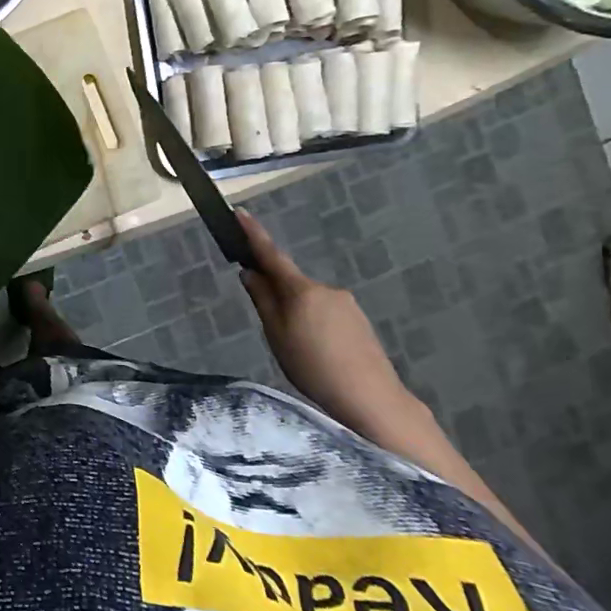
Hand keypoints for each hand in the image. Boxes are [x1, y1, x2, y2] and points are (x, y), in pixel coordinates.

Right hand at [237, 210, 422, 428]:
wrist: (370, 397)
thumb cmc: (312, 367)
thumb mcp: (277, 336)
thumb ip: (263, 300)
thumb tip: (250, 272)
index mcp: (301, 290)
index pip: (272, 255)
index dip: (254, 235)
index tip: (240, 213)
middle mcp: (326, 288)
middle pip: (292, 283)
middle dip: (278, 296)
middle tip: (272, 329)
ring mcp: (346, 303)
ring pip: (310, 301)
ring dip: (299, 316)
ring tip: (299, 353)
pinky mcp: (359, 320)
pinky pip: (327, 314)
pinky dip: (316, 326)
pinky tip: (320, 355)